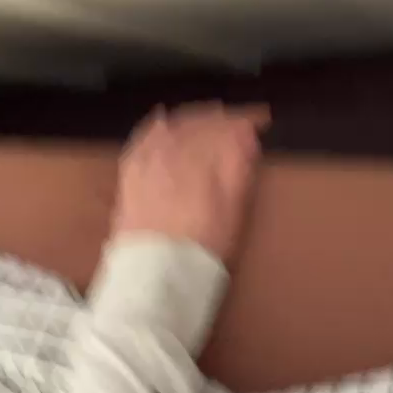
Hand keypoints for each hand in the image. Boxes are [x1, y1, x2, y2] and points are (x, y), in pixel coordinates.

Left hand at [111, 102, 269, 262]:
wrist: (156, 274)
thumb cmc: (203, 246)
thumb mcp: (233, 210)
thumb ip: (239, 168)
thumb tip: (247, 135)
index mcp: (203, 161)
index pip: (228, 127)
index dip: (246, 120)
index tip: (261, 119)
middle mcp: (174, 153)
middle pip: (201, 122)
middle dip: (222, 117)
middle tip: (239, 119)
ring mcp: (149, 161)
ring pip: (174, 125)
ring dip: (195, 118)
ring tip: (210, 118)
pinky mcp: (131, 173)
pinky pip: (144, 138)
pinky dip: (157, 125)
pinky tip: (164, 121)